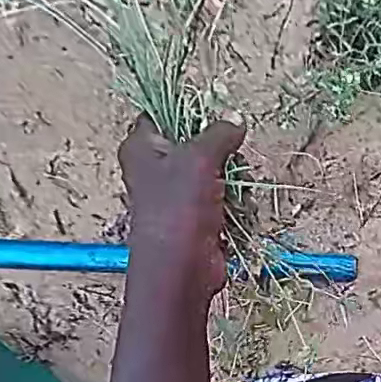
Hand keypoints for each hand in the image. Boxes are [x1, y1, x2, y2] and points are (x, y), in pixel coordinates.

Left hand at [118, 114, 245, 296]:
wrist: (184, 267)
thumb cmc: (179, 208)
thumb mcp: (199, 158)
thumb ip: (218, 134)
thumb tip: (235, 119)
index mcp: (141, 149)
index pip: (160, 116)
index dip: (186, 114)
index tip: (213, 121)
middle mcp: (155, 170)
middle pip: (194, 145)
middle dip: (220, 152)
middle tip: (230, 159)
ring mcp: (178, 196)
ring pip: (213, 173)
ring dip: (232, 179)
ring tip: (236, 188)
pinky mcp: (198, 218)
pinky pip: (221, 199)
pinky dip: (233, 201)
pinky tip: (238, 207)